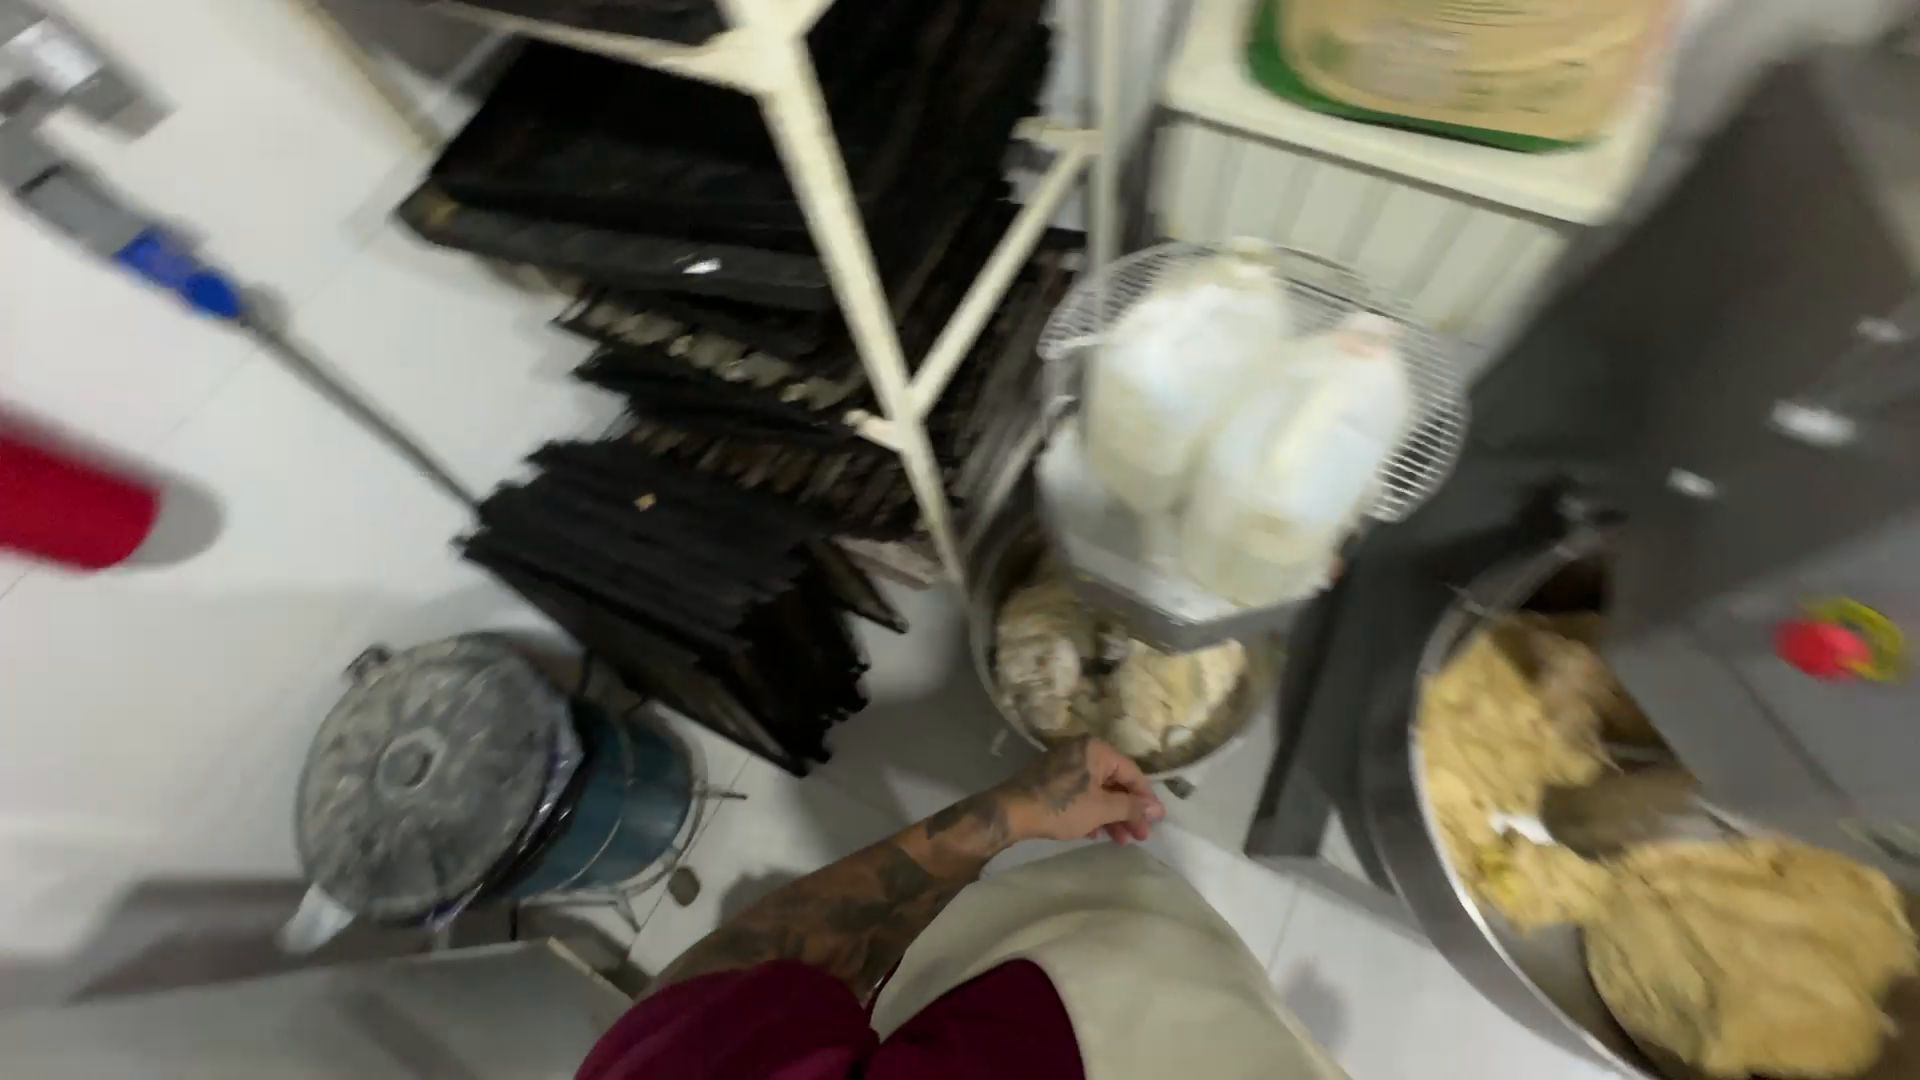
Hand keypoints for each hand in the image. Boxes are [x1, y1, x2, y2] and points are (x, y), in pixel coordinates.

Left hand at [995, 737, 1165, 845]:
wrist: (1012, 811)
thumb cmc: (1062, 806)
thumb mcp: (1102, 808)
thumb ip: (1132, 806)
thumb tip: (1158, 809)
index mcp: (1097, 750)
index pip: (1133, 773)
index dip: (1146, 799)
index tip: (1154, 823)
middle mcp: (1082, 750)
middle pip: (1115, 781)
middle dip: (1128, 811)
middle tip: (1139, 836)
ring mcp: (1066, 763)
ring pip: (1098, 789)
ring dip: (1112, 815)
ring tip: (1121, 841)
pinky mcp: (1053, 777)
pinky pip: (1081, 792)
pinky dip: (1092, 811)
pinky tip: (1096, 833)